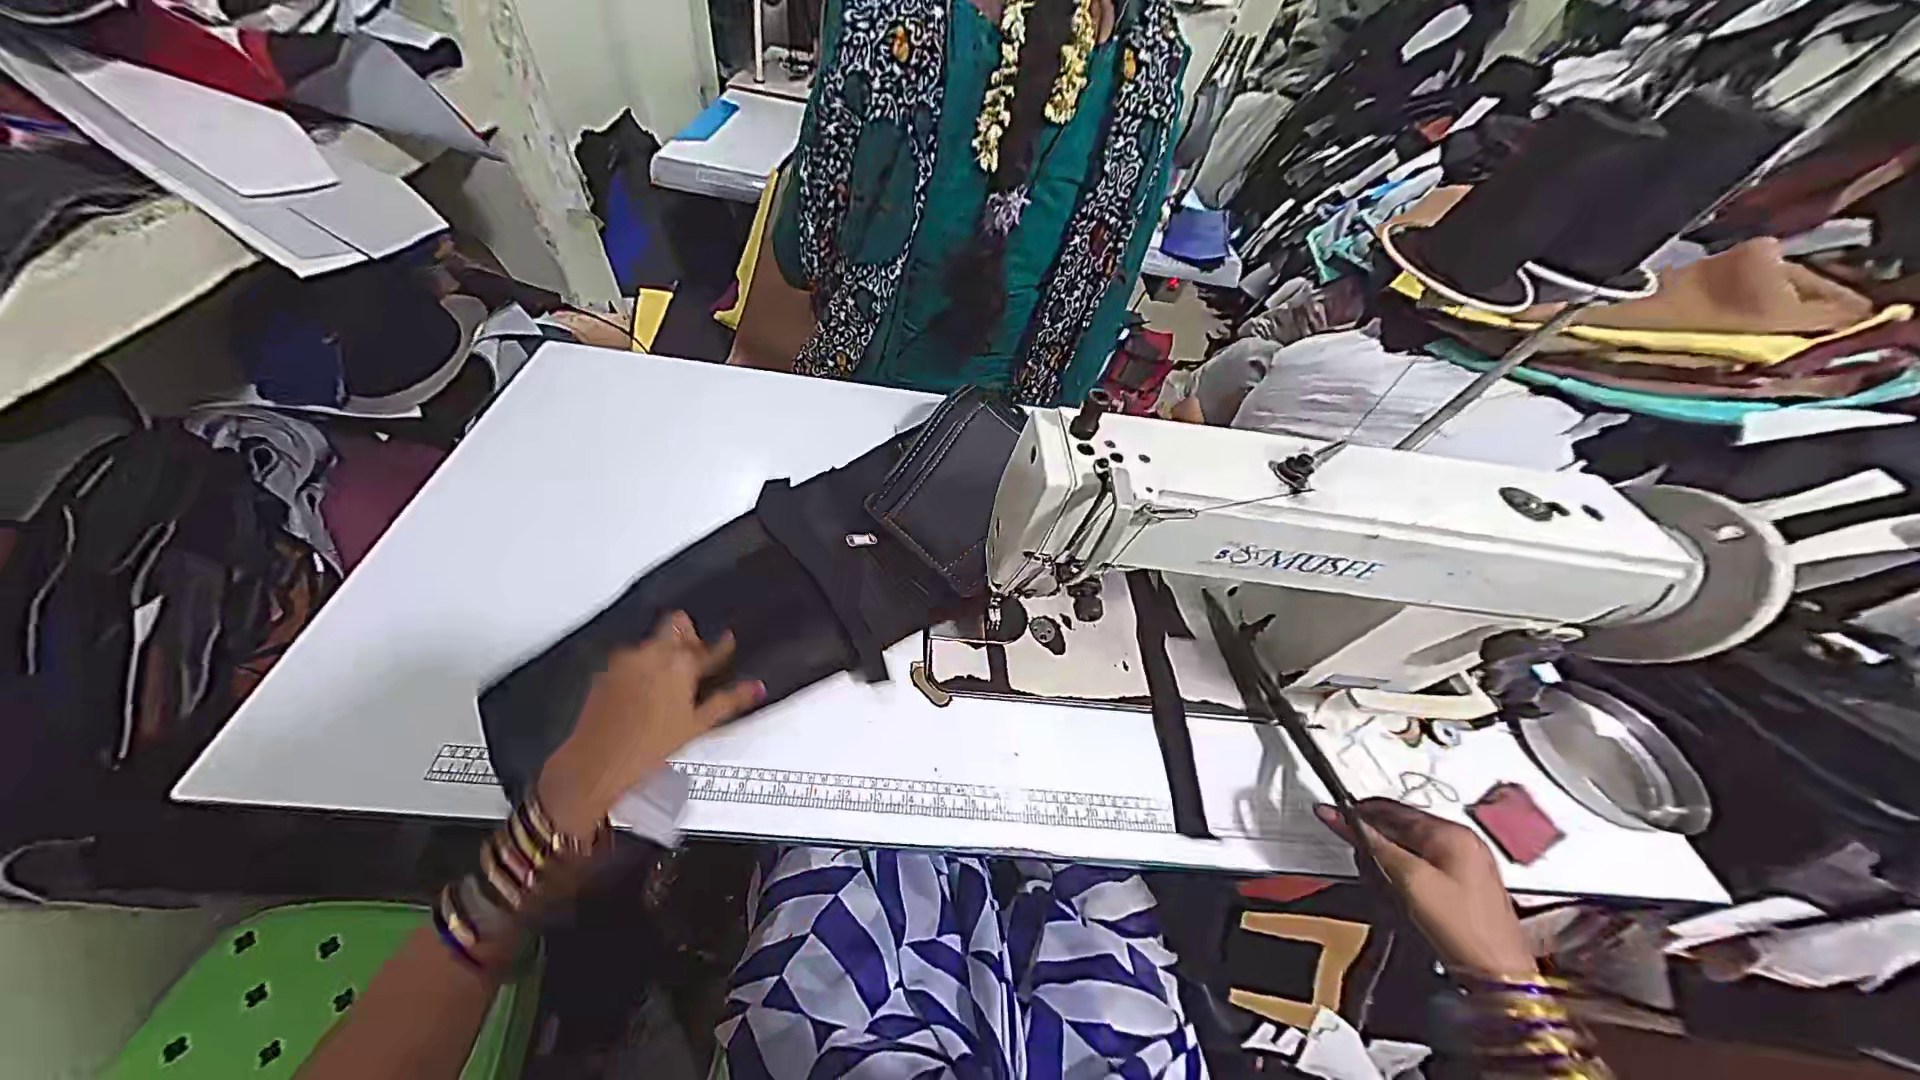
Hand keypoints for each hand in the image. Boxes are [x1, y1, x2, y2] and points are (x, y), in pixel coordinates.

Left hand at [537, 612, 763, 835]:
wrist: (595, 762)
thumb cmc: (648, 747)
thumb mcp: (698, 725)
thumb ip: (729, 701)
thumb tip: (756, 688)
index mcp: (681, 664)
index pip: (711, 646)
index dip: (722, 645)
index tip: (727, 641)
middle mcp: (653, 654)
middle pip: (677, 628)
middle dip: (689, 635)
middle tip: (696, 651)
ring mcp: (627, 659)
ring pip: (654, 640)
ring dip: (665, 648)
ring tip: (671, 671)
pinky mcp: (608, 669)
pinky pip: (632, 655)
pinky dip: (643, 663)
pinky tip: (646, 684)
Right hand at [1315, 799, 1537, 979]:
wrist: (1498, 974)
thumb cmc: (1463, 927)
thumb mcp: (1408, 879)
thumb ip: (1375, 844)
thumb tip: (1345, 819)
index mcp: (1453, 833)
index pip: (1393, 809)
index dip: (1360, 813)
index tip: (1334, 815)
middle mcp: (1463, 842)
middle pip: (1402, 825)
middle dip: (1372, 833)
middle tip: (1350, 844)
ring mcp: (1466, 862)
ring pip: (1410, 843)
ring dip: (1386, 851)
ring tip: (1371, 868)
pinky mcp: (1464, 882)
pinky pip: (1422, 860)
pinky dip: (1402, 865)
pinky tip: (1392, 880)